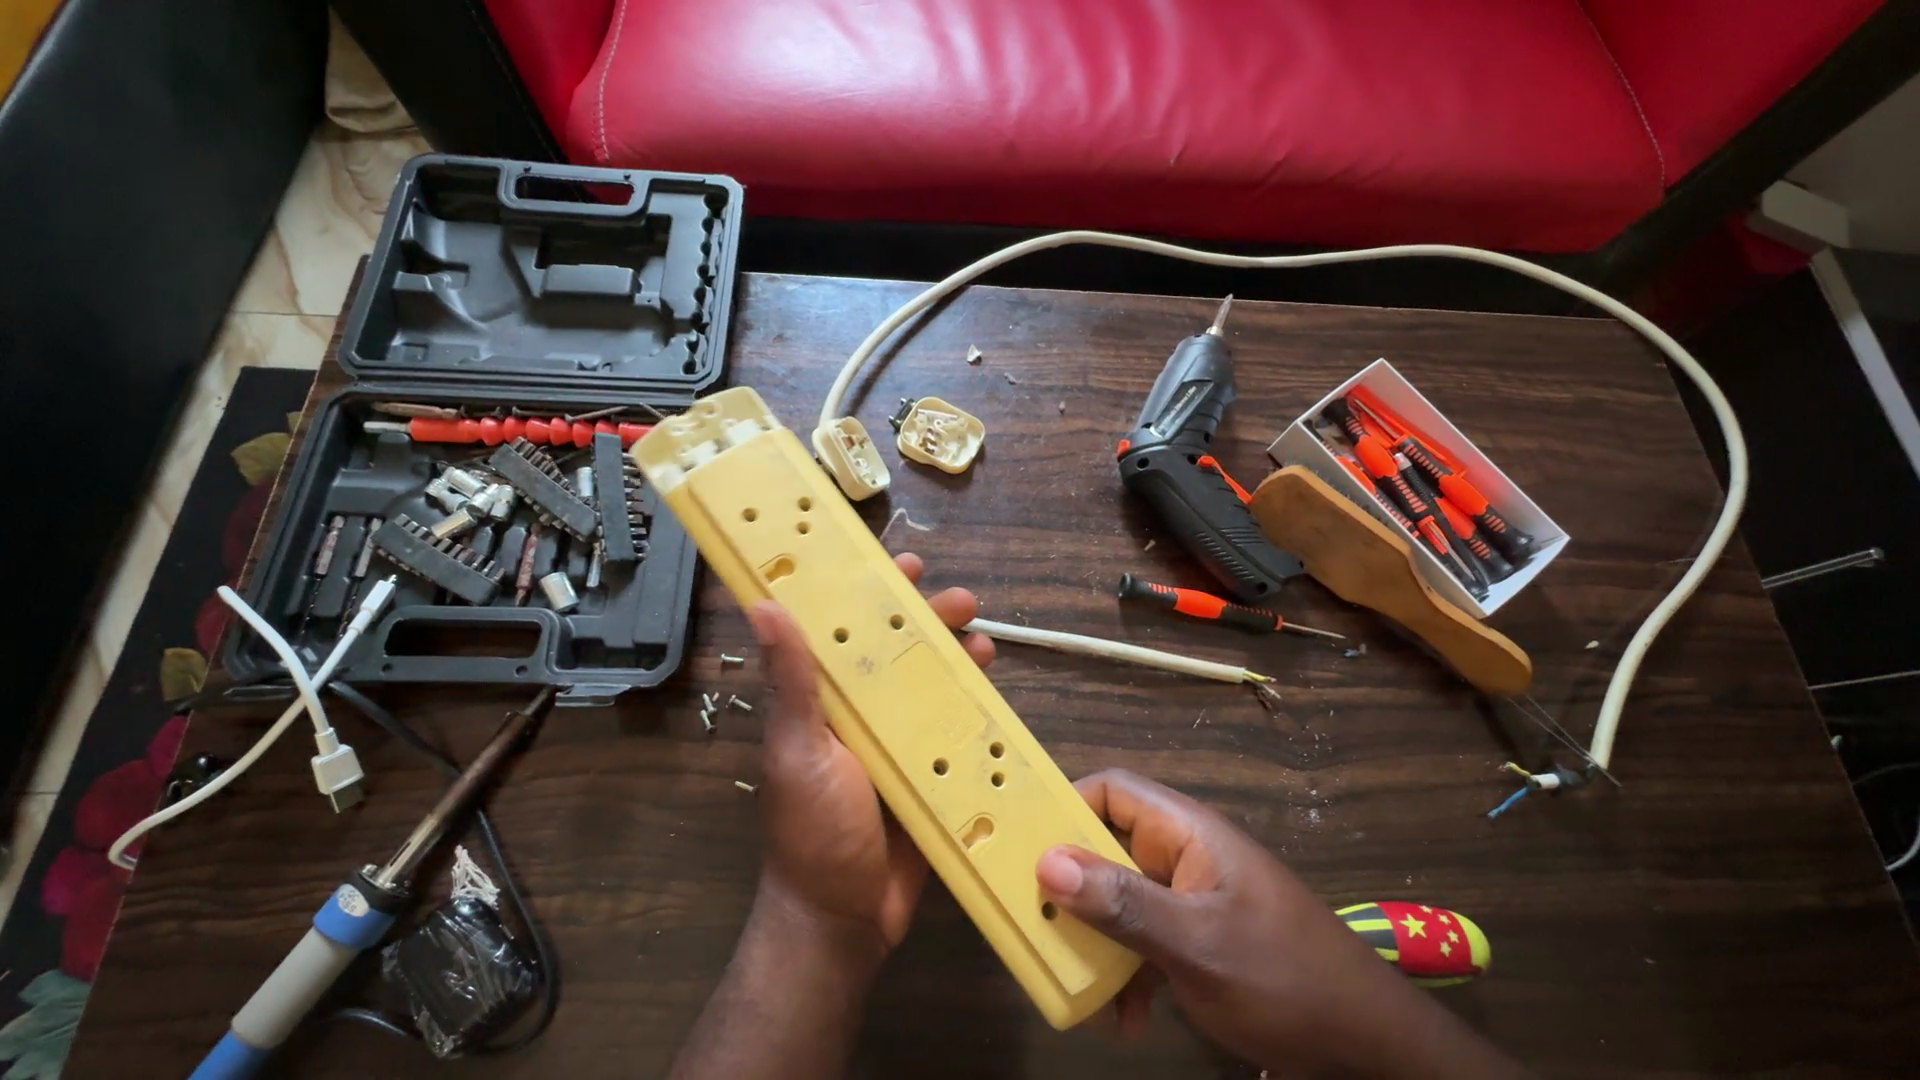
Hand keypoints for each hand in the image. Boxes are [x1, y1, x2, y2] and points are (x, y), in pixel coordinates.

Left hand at [745, 552, 994, 957]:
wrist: (844, 919)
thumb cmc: (812, 831)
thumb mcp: (798, 751)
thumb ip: (791, 683)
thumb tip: (761, 605)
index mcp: (823, 702)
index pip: (843, 633)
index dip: (868, 595)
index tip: (898, 564)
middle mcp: (861, 715)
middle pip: (897, 652)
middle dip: (928, 619)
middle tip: (958, 598)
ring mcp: (900, 744)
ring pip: (932, 684)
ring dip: (957, 655)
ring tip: (981, 637)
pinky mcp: (932, 774)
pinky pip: (957, 729)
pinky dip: (977, 703)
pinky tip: (994, 685)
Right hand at [1036, 770, 1525, 1078]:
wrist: (1368, 1046)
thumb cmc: (1281, 977)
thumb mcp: (1194, 943)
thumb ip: (1121, 902)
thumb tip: (1046, 860)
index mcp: (1188, 832)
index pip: (1113, 789)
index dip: (1066, 807)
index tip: (1025, 850)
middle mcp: (1186, 855)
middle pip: (1110, 846)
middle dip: (1074, 887)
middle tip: (1037, 923)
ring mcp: (1195, 897)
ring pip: (1123, 897)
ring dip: (1099, 938)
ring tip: (1079, 983)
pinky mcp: (1203, 937)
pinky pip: (1147, 936)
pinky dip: (1130, 970)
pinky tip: (1128, 1016)